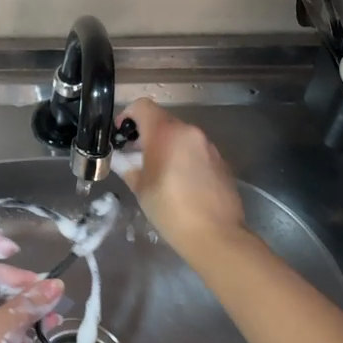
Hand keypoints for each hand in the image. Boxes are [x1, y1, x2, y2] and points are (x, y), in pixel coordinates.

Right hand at [120, 98, 245, 247]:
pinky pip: (196, 150)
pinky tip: (181, 182)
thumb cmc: (170, 209)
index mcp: (166, 133)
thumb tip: (120, 159)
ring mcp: (208, 146)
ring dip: (167, 146)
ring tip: (160, 172)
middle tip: (137, 158)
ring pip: (180, 135)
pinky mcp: (221, 161)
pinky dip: (184, 157)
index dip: (127, 116)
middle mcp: (189, 132)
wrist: (216, 236)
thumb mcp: (139, 187)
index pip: (142, 106)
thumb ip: (126, 165)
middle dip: (146, 134)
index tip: (122, 136)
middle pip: (162, 120)